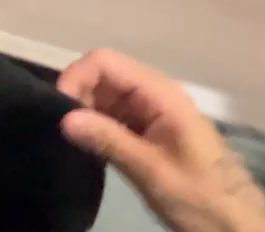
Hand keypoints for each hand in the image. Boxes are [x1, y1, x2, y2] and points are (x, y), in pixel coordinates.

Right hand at [57, 49, 264, 231]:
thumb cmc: (204, 203)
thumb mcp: (154, 173)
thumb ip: (108, 140)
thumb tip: (63, 117)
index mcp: (161, 93)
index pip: (105, 61)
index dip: (77, 76)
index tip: (60, 110)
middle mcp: (156, 93)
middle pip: (104, 73)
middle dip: (79, 93)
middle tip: (66, 130)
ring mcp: (155, 111)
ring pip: (108, 93)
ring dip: (88, 110)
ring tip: (76, 140)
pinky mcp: (153, 130)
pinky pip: (117, 113)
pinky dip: (100, 123)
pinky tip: (93, 146)